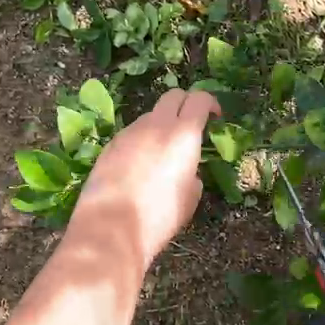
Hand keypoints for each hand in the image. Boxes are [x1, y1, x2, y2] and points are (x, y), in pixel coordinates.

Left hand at [68, 88, 219, 273]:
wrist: (110, 228)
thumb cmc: (159, 216)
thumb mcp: (190, 198)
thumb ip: (193, 174)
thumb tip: (187, 171)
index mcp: (183, 134)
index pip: (200, 99)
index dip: (210, 103)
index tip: (214, 116)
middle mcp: (156, 125)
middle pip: (174, 96)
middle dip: (186, 104)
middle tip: (190, 125)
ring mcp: (130, 132)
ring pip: (151, 115)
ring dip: (161, 125)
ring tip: (161, 153)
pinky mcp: (110, 144)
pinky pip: (132, 133)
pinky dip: (141, 140)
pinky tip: (138, 166)